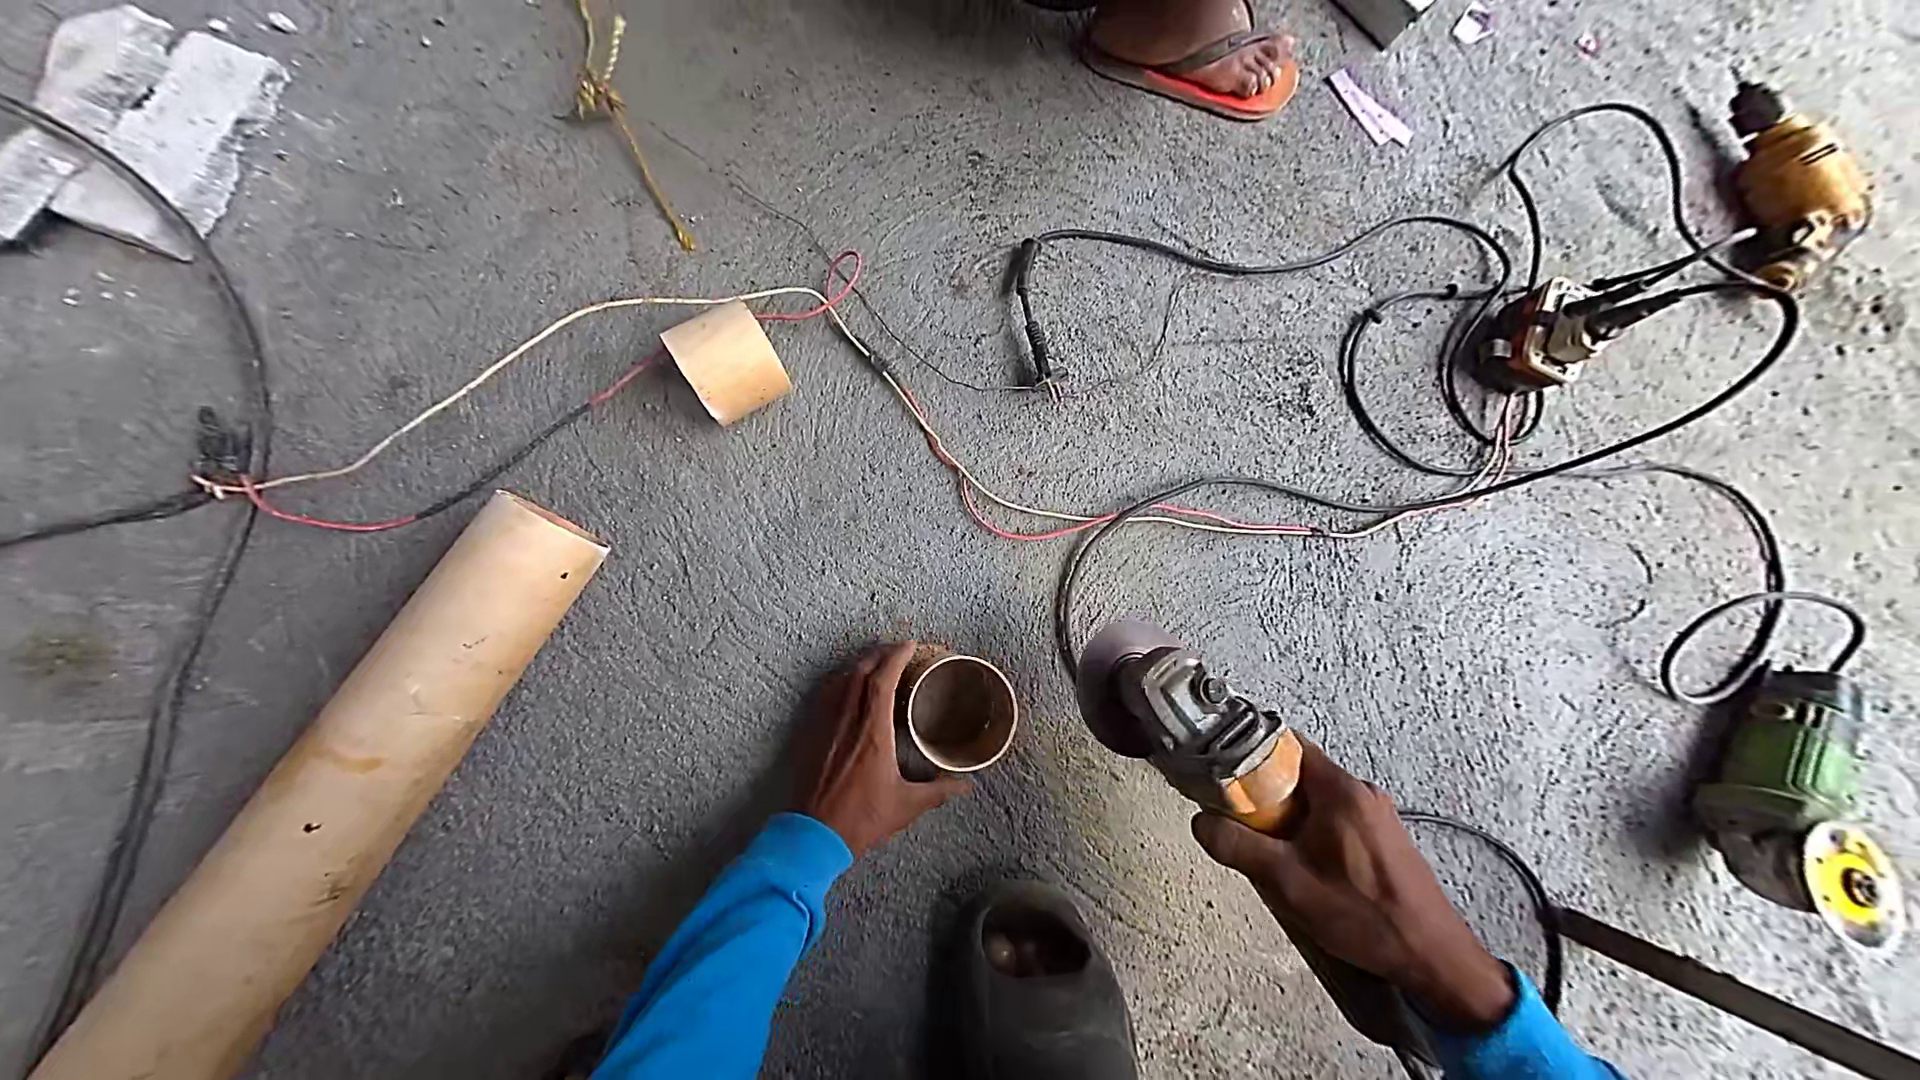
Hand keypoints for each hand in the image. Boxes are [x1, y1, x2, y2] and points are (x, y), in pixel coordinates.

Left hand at [795, 641, 971, 857]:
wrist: (813, 836)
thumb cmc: (861, 819)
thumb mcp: (907, 805)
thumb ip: (939, 791)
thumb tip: (967, 786)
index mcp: (873, 732)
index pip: (883, 680)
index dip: (896, 656)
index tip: (909, 645)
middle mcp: (848, 721)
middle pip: (860, 671)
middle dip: (879, 653)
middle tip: (895, 650)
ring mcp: (826, 726)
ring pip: (840, 680)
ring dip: (859, 665)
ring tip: (875, 663)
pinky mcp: (811, 735)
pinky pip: (824, 696)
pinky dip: (839, 682)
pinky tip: (845, 686)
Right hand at [1190, 740, 1515, 1031]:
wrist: (1438, 963)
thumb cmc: (1371, 919)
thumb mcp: (1288, 882)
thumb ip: (1237, 846)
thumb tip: (1202, 822)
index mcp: (1341, 791)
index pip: (1286, 744)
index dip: (1250, 752)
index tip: (1227, 771)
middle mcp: (1361, 793)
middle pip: (1296, 770)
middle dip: (1264, 791)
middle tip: (1243, 818)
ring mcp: (1375, 814)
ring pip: (1313, 795)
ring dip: (1286, 813)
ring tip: (1271, 847)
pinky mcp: (1381, 836)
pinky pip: (1332, 815)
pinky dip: (1308, 828)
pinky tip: (1303, 862)